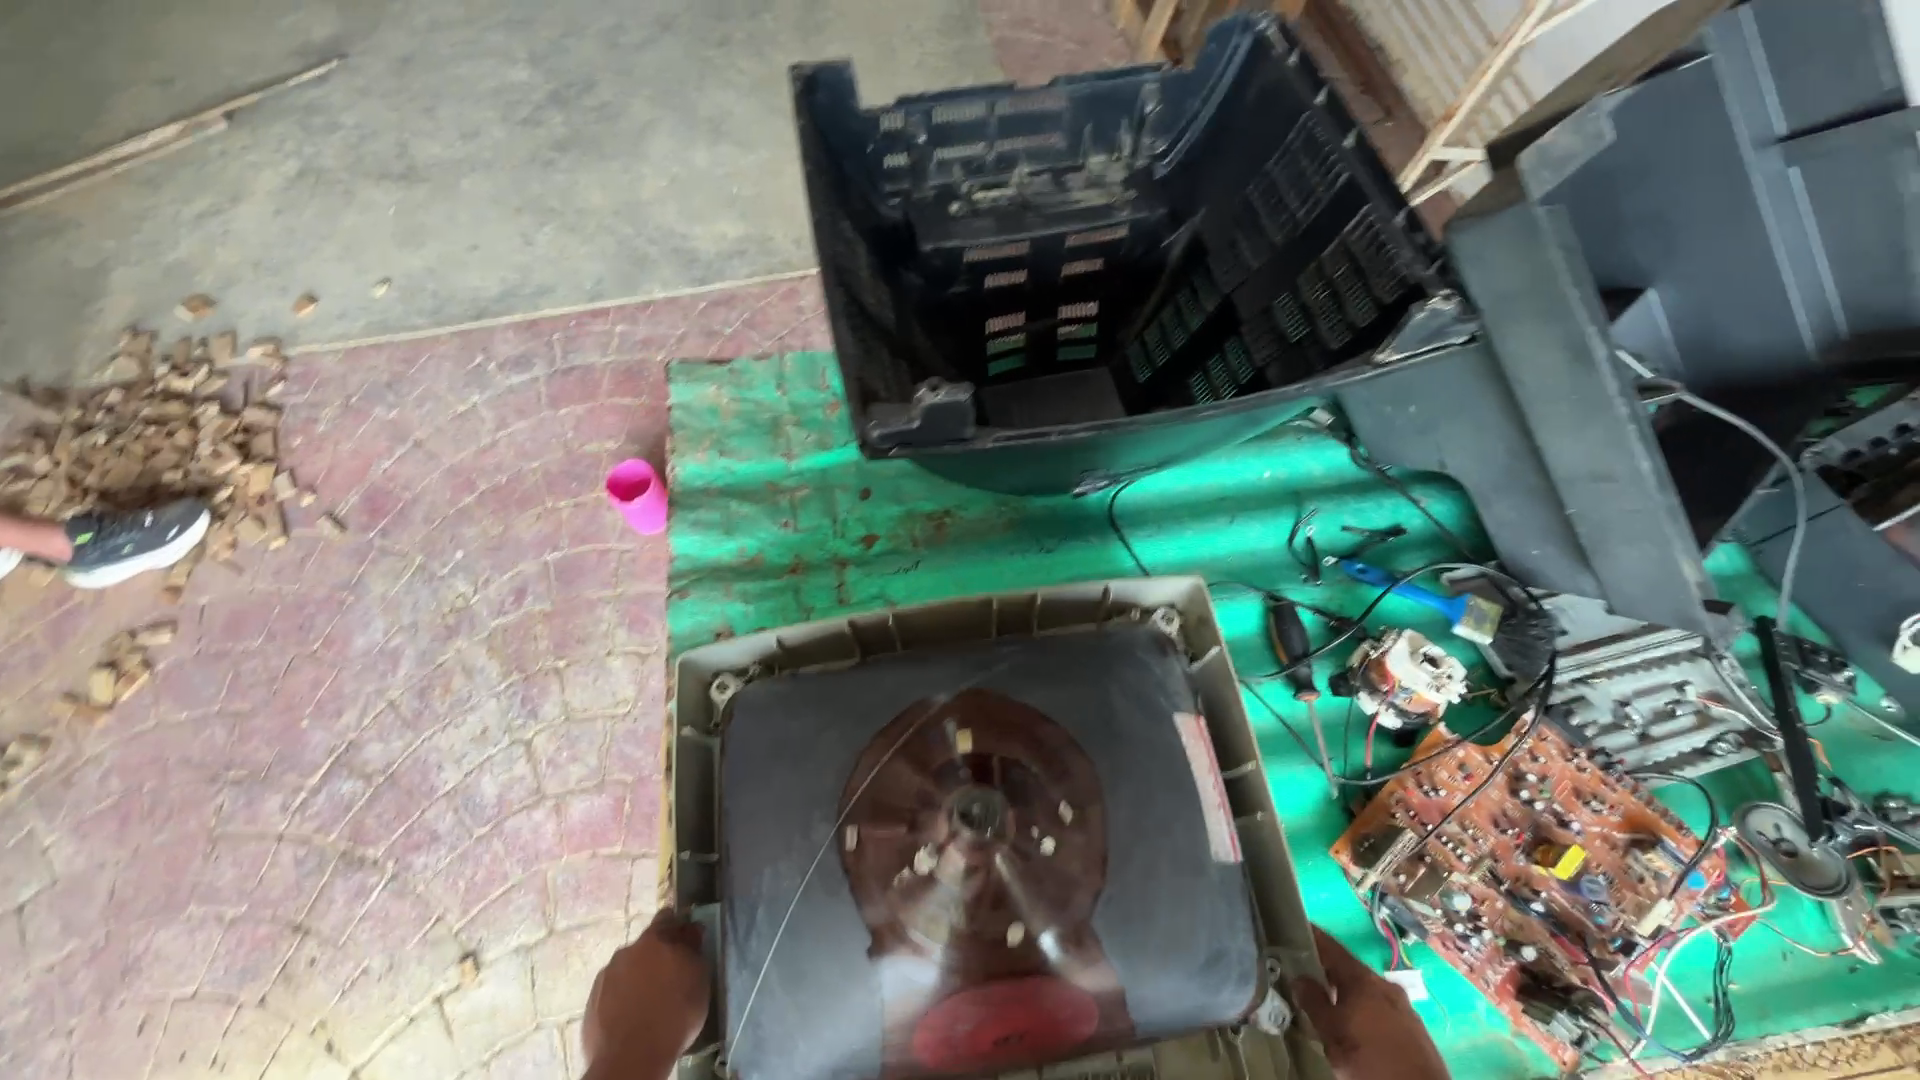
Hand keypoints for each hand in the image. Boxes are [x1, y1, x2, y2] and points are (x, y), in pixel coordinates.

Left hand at [583, 908, 711, 1079]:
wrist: (630, 1056)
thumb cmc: (674, 1016)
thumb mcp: (699, 981)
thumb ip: (694, 952)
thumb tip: (691, 933)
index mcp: (656, 939)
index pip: (669, 918)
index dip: (678, 927)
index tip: (686, 937)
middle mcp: (629, 949)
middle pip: (647, 943)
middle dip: (658, 952)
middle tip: (669, 973)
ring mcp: (607, 973)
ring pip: (628, 966)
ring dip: (639, 973)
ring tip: (648, 997)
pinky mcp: (593, 998)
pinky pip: (613, 988)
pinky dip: (623, 994)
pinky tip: (631, 1012)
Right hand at [1292, 925, 1449, 1079]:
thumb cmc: (1370, 1061)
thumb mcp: (1332, 1034)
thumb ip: (1313, 1002)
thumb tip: (1299, 977)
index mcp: (1363, 980)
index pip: (1332, 947)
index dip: (1312, 936)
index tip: (1293, 929)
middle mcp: (1385, 986)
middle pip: (1349, 970)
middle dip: (1327, 972)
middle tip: (1303, 976)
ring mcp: (1404, 1007)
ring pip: (1366, 992)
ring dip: (1346, 994)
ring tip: (1327, 1006)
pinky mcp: (1414, 1029)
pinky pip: (1381, 1009)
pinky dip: (1363, 1010)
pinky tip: (1355, 1027)